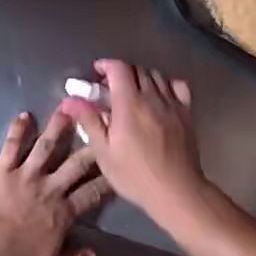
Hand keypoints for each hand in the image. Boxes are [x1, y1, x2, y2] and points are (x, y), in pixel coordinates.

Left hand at [0, 109, 111, 255]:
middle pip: (76, 163)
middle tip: (101, 127)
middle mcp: (49, 189)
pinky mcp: (0, 172)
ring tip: (66, 110)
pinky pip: (11, 147)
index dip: (107, 180)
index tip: (117, 167)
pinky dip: (17, 130)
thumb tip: (92, 252)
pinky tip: (24, 116)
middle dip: (90, 145)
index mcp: (63, 213)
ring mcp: (24, 177)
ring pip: (45, 146)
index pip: (93, 192)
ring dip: (57, 127)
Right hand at [60, 60, 207, 216]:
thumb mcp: (104, 152)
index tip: (97, 73)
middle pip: (137, 69)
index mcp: (129, 104)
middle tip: (111, 89)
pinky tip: (160, 97)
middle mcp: (152, 97)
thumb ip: (89, 121)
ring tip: (133, 94)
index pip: (119, 68)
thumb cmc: (135, 175)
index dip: (106, 65)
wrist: (176, 191)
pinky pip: (178, 86)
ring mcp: (172, 104)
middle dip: (122, 73)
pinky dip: (166, 84)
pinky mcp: (187, 113)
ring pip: (157, 76)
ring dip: (142, 78)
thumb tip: (69, 100)